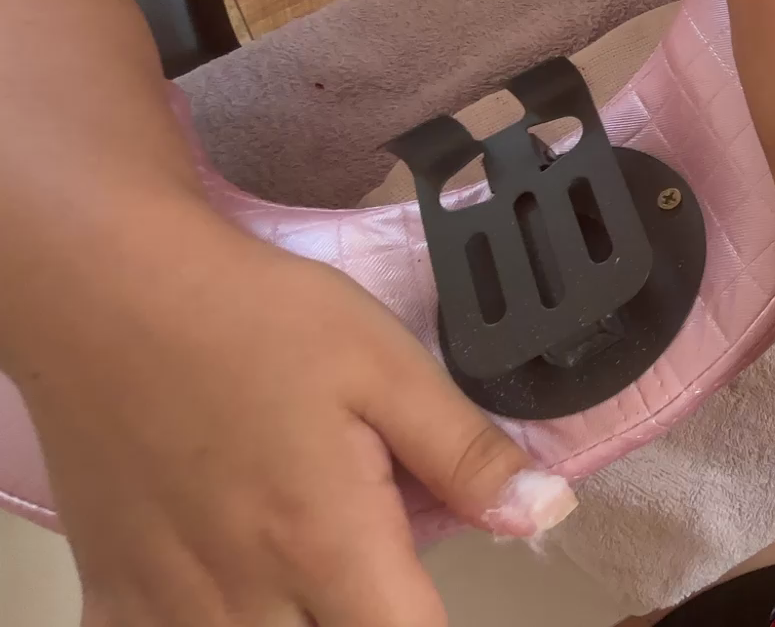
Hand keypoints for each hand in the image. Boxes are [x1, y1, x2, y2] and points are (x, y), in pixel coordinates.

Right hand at [7, 215, 572, 626]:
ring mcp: (159, 605)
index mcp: (324, 540)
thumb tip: (546, 513)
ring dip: (310, 618)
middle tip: (397, 547)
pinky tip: (251, 572)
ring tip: (339, 554)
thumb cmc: (278, 328)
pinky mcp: (107, 590)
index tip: (452, 584)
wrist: (121, 301)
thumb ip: (467, 456)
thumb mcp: (398, 375)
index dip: (439, 619)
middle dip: (379, 615)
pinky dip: (230, 621)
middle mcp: (237, 598)